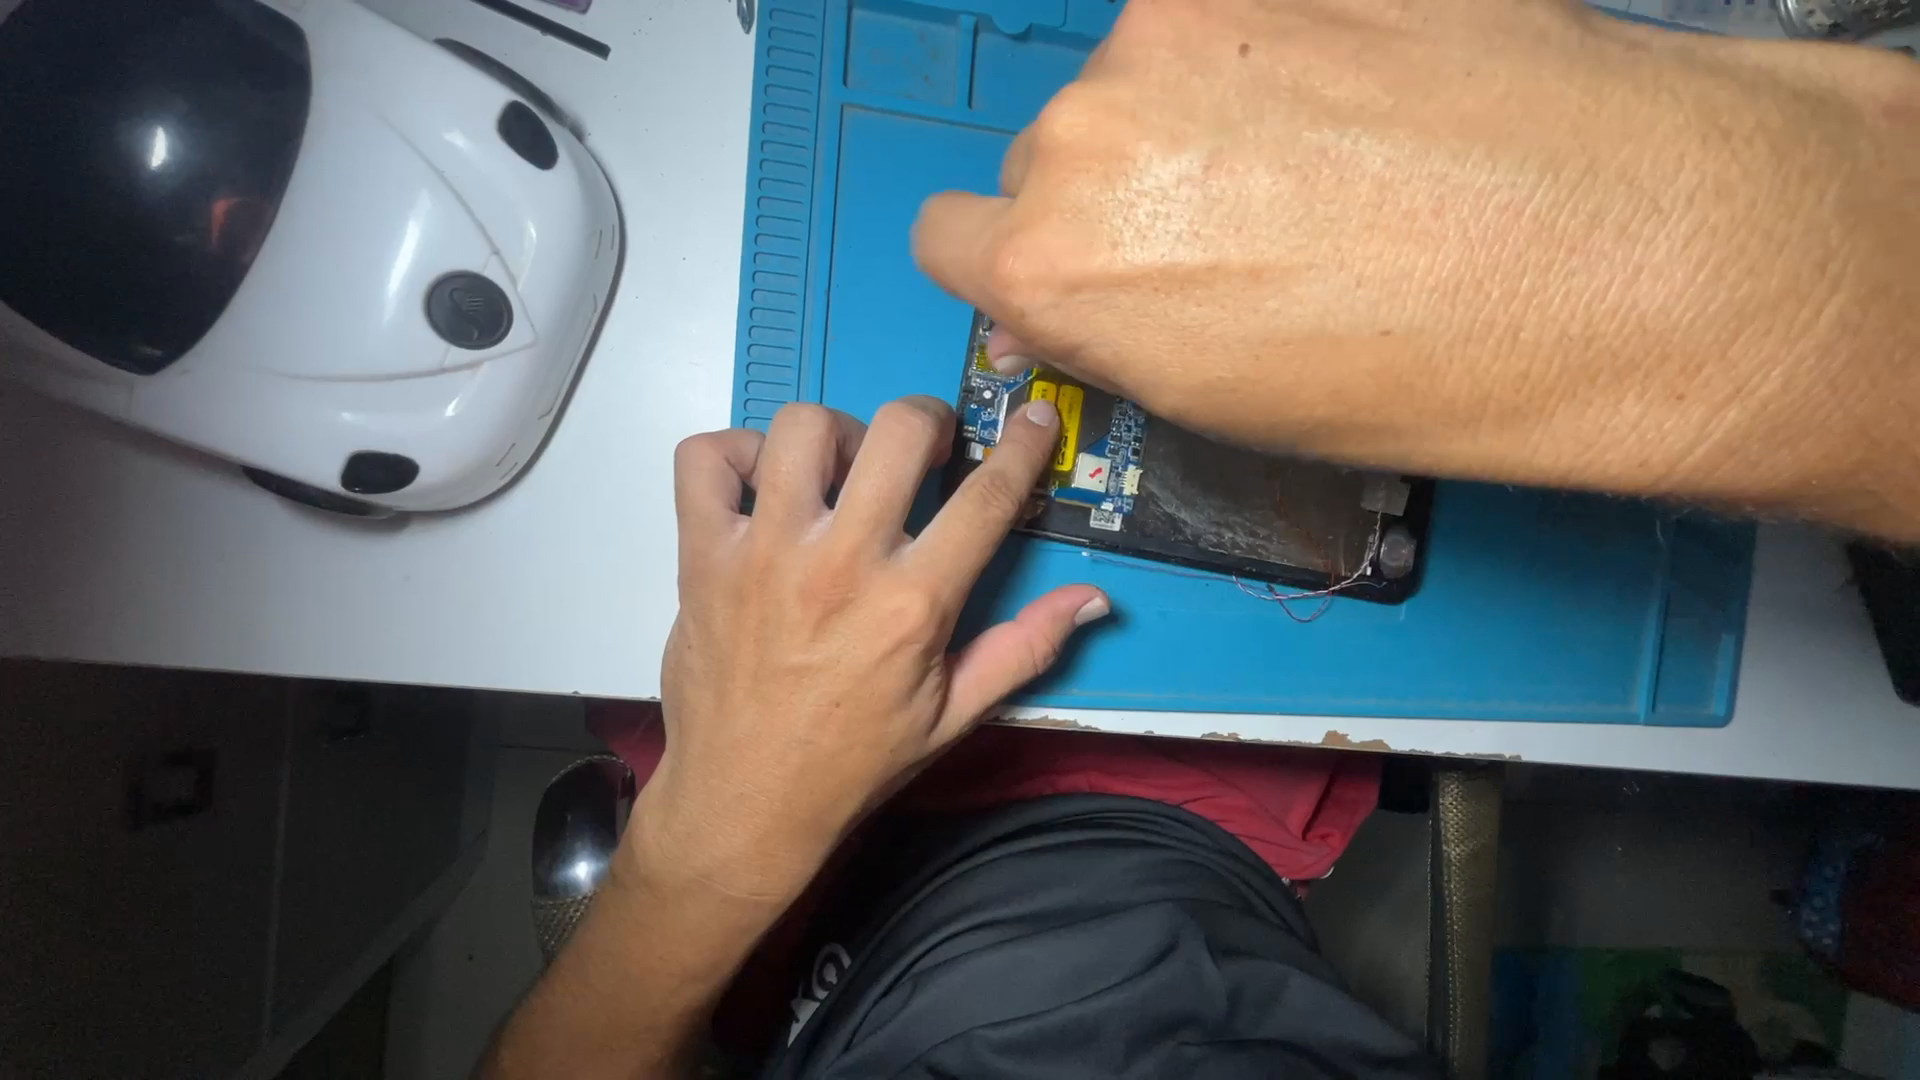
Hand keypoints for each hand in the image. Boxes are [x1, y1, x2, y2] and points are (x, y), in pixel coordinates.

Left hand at [638, 396, 1108, 901]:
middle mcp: (840, 563)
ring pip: (801, 428)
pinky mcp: (702, 556)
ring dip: (835, 436)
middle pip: (896, 432)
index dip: (1022, 446)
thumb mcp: (955, 715)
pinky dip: (732, 454)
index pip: (986, 500)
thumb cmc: (855, 762)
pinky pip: (703, 459)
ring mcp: (763, 553)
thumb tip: (1094, 599)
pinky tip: (759, 486)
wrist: (744, 805)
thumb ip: (1026, 648)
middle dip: (926, 420)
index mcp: (912, 604)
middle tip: (924, 450)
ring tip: (841, 473)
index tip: (1032, 416)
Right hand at [912, 0, 1919, 536]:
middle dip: (1097, 201)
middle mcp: (1082, 132)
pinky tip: (1335, 101)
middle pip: (1038, 161)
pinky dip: (1244, 60)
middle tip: (1201, 235)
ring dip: (1174, 125)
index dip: (999, 265)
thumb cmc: (1386, 378)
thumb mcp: (1195, 396)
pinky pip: (1210, 21)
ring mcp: (1172, 26)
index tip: (1057, 279)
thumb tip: (1044, 298)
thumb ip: (1092, 327)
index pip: (946, 240)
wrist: (1607, 263)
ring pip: (1124, 87)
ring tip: (1290, 168)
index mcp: (1048, 262)